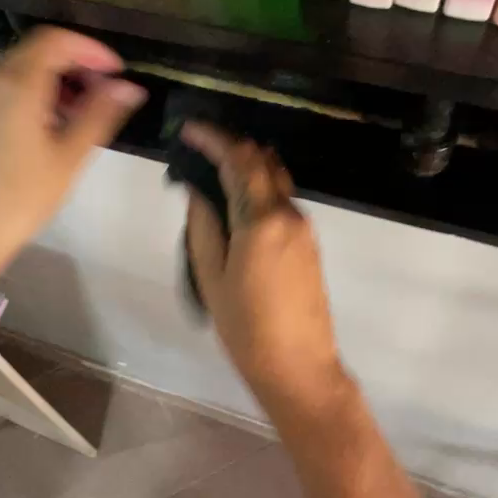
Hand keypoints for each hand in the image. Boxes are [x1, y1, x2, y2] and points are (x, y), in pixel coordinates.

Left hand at [0, 28, 146, 262]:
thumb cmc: (22, 197)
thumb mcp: (69, 156)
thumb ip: (101, 114)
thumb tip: (130, 88)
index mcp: (18, 85)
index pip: (56, 40)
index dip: (90, 49)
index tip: (116, 72)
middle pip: (39, 50)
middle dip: (75, 62)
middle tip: (104, 92)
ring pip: (22, 68)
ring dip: (56, 77)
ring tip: (82, 112)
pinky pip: (7, 86)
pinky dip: (34, 91)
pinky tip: (52, 124)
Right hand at [181, 122, 346, 415]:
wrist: (300, 367)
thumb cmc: (246, 327)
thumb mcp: (211, 277)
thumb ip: (203, 225)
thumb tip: (197, 189)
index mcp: (261, 220)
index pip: (239, 160)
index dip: (213, 138)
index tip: (189, 129)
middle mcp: (288, 213)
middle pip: (262, 161)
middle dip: (230, 146)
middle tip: (198, 146)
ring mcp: (303, 227)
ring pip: (275, 177)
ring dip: (247, 164)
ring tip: (213, 169)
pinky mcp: (308, 241)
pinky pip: (281, 199)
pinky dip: (258, 186)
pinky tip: (236, 199)